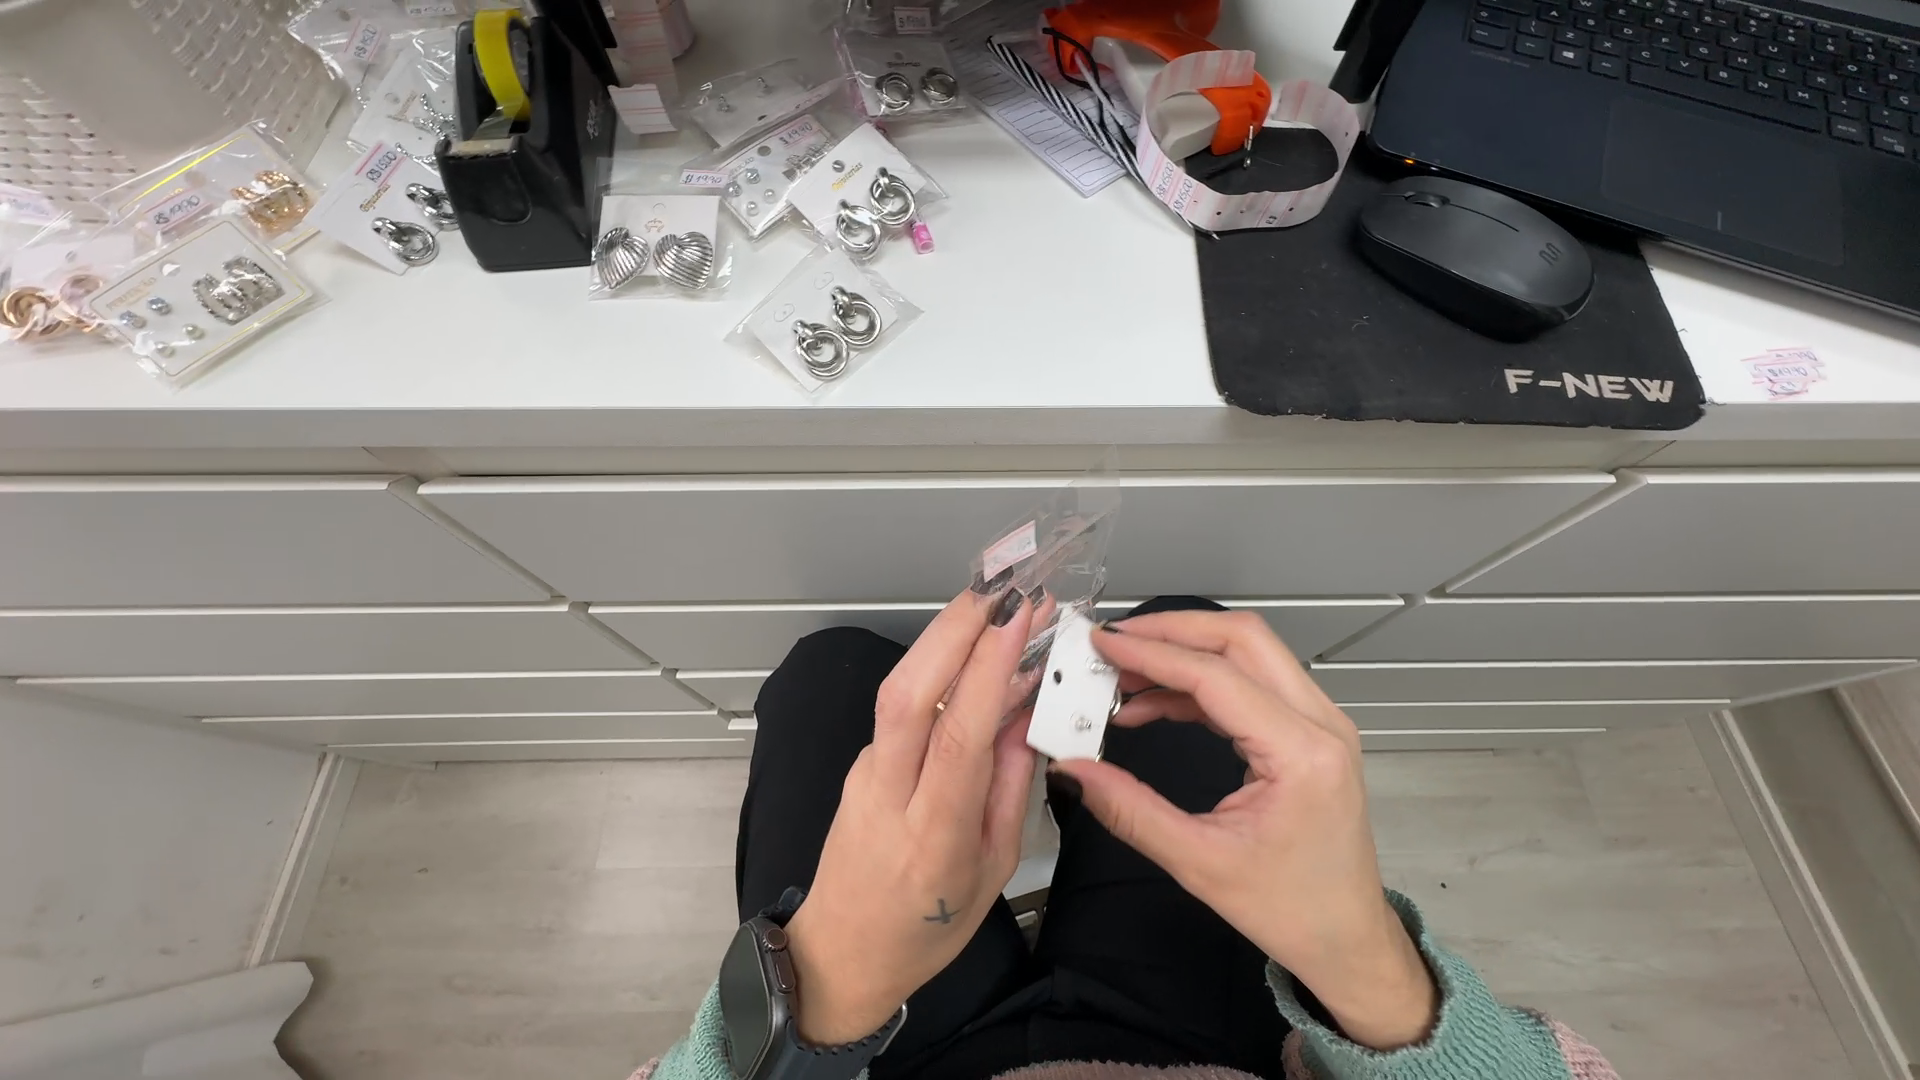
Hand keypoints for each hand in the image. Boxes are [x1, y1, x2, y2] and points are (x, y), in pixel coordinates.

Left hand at [782, 587, 1036, 1045]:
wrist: (840, 953)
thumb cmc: (928, 929)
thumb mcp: (992, 869)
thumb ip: (1011, 786)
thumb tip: (1028, 714)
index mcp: (934, 835)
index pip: (959, 737)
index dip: (987, 670)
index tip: (1018, 618)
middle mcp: (889, 793)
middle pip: (908, 693)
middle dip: (954, 628)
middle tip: (1001, 586)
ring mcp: (865, 772)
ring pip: (896, 690)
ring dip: (942, 634)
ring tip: (989, 598)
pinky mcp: (860, 760)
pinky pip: (899, 704)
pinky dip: (936, 665)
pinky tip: (968, 647)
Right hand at [1050, 611, 1437, 1050]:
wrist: (1349, 941)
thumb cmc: (1287, 909)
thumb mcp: (1198, 864)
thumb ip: (1129, 809)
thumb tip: (1069, 769)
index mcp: (1302, 753)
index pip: (1217, 676)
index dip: (1153, 653)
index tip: (1100, 642)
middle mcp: (1320, 722)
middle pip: (1242, 639)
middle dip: (1172, 630)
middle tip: (1113, 641)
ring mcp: (1318, 721)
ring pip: (1247, 652)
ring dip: (1183, 652)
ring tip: (1122, 675)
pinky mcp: (1306, 729)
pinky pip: (1248, 682)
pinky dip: (1196, 683)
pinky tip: (1150, 704)